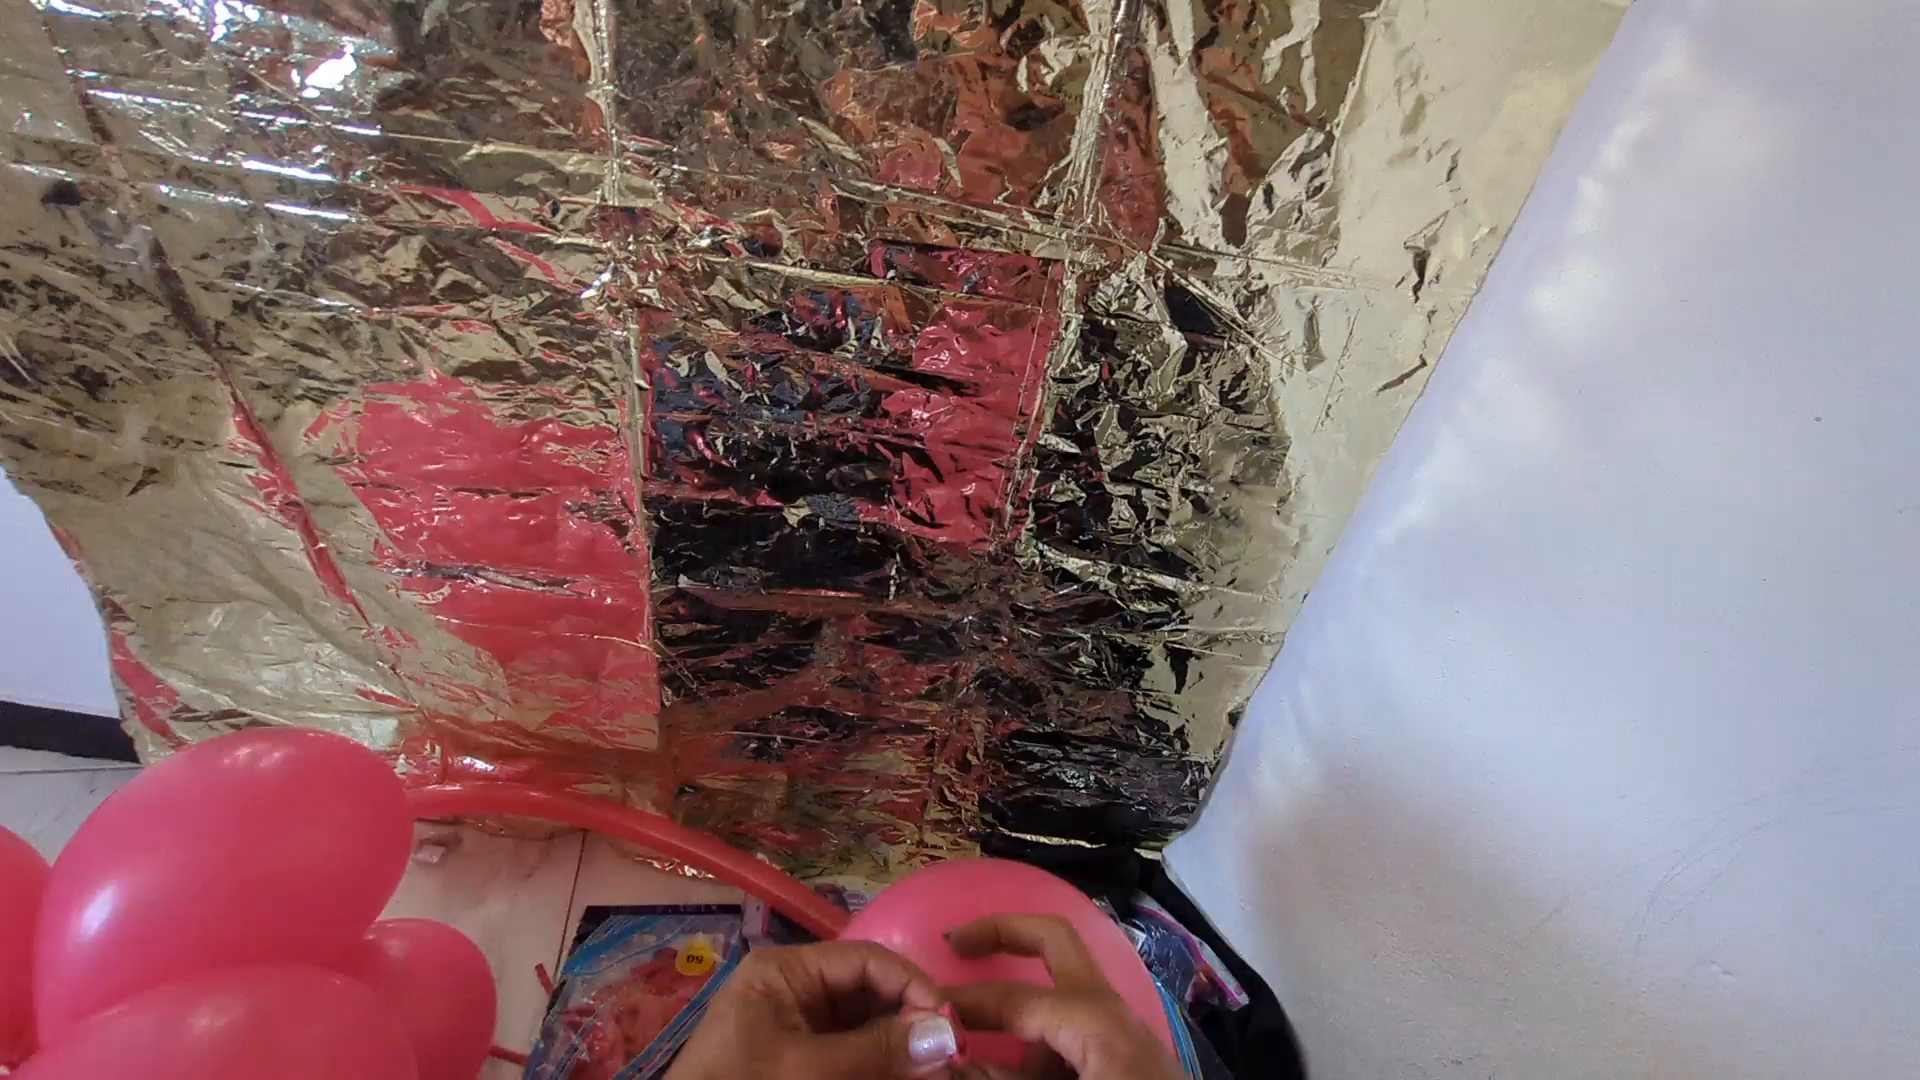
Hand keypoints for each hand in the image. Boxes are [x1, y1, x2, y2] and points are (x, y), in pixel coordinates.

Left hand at [663, 939, 962, 1079]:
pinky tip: (903, 1075)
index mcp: (786, 971)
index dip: (910, 983)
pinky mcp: (800, 1063)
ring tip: (933, 1068)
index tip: (948, 1020)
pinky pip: (850, 1056)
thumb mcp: (806, 1070)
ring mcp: (796, 1030)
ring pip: (864, 1027)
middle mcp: (794, 991)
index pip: (864, 959)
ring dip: (898, 1047)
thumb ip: (875, 1051)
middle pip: (867, 993)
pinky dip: (878, 1066)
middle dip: (908, 1020)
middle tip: (947, 1053)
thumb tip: (944, 1036)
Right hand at [944, 915, 1183, 1079]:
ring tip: (974, 1024)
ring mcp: (1118, 1029)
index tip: (926, 1012)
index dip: (965, 1004)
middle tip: (957, 943)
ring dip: (1019, 991)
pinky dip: (1039, 1036)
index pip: (1014, 999)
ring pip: (1062, 982)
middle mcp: (1108, 1008)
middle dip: (1003, 932)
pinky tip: (1013, 1067)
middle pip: (1052, 939)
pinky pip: (1071, 1027)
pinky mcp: (1121, 1055)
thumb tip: (947, 1061)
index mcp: (1093, 1019)